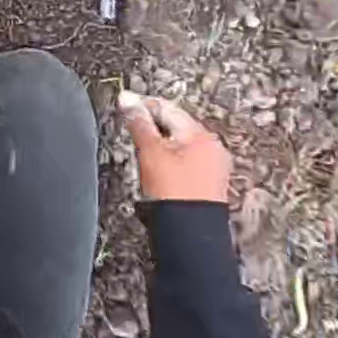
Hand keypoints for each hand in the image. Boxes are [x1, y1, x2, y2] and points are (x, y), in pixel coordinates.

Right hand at [118, 90, 232, 202]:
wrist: (189, 239)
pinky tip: (157, 171)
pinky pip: (184, 162)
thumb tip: (127, 99)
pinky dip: (169, 161)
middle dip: (152, 127)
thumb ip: (138, 122)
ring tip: (143, 153)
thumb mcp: (150, 151)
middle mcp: (212, 149)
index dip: (143, 107)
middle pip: (175, 126)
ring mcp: (212, 168)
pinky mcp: (207, 186)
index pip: (167, 108)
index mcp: (202, 135)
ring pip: (178, 144)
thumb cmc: (174, 195)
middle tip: (132, 130)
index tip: (125, 106)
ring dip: (160, 145)